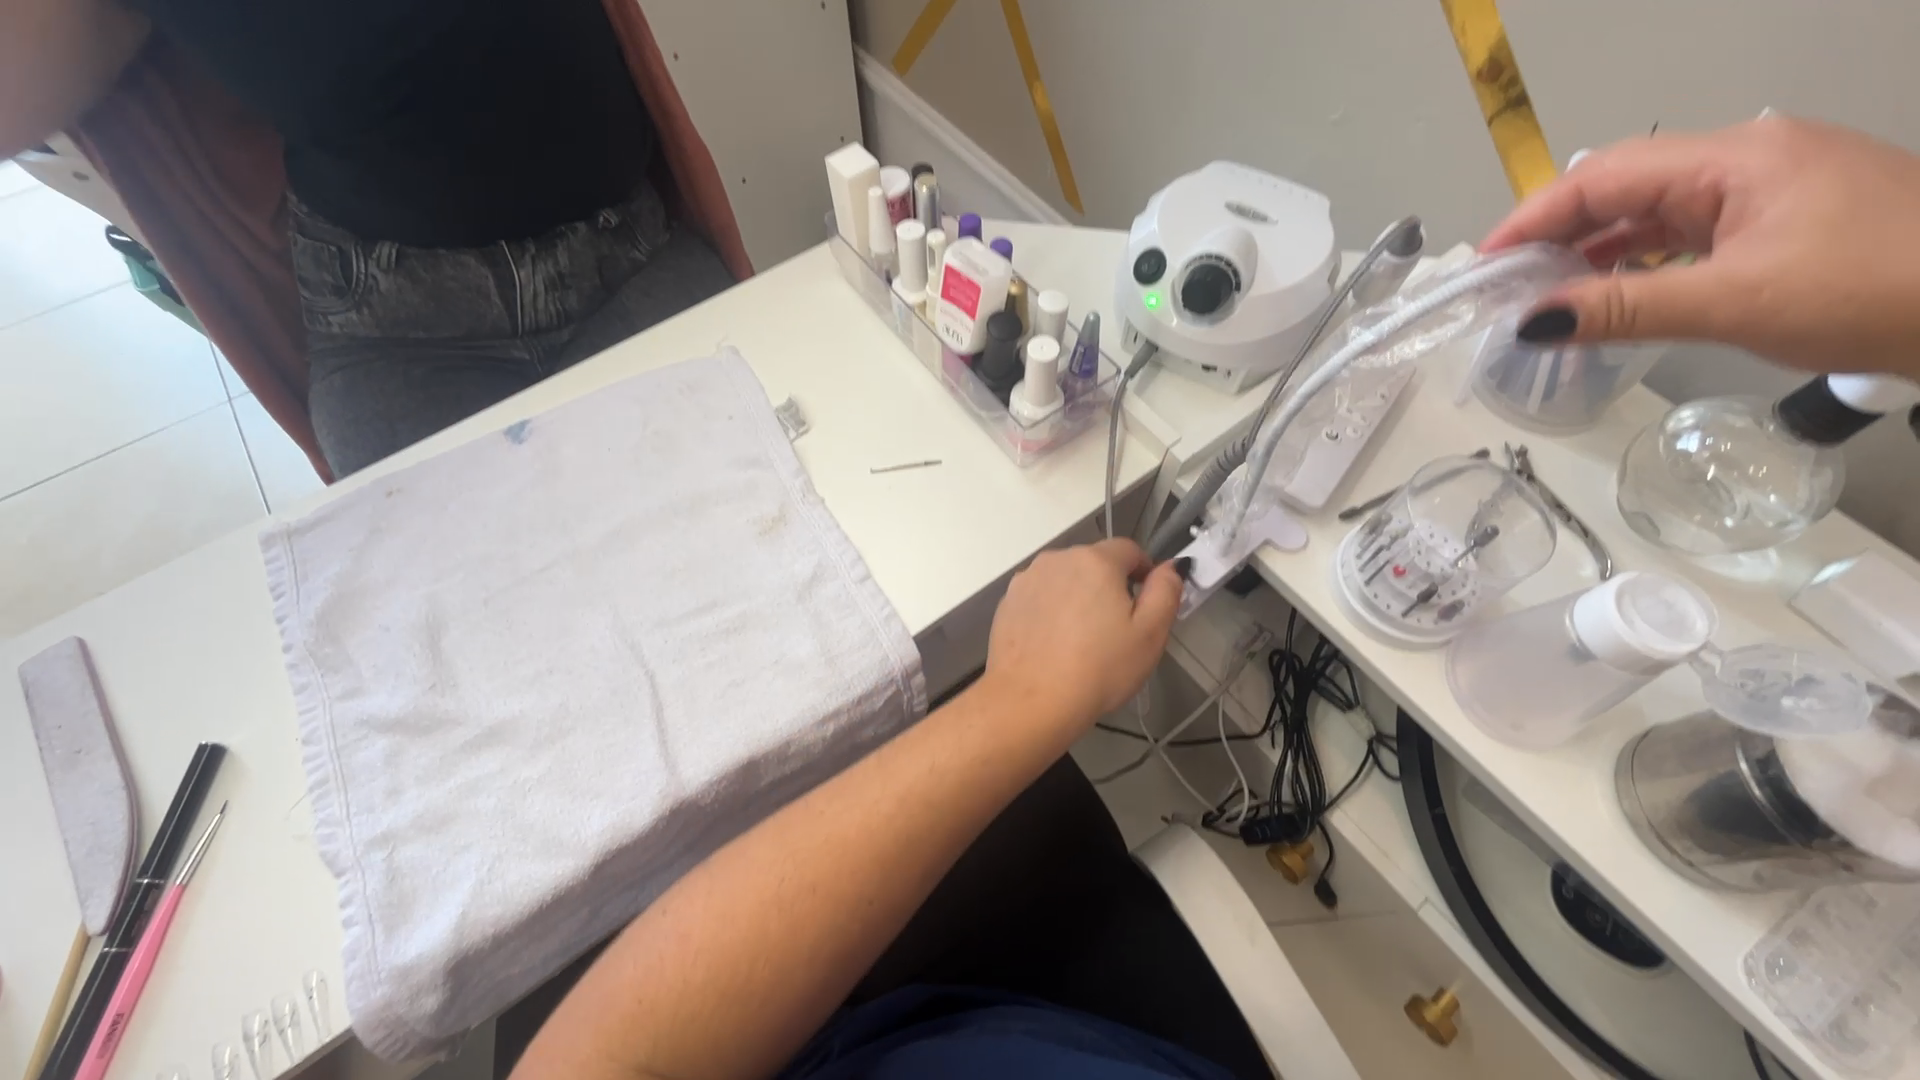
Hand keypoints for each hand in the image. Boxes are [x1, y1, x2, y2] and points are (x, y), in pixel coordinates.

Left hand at [981, 540, 1186, 734]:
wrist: (1031, 701)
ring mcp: (1027, 580)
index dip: (1144, 570)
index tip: (1147, 599)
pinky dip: (1051, 611)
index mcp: (1095, 560)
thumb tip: (1169, 568)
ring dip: (1078, 597)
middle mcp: (1057, 560)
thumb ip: (1166, 591)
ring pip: (1064, 579)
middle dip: (1109, 585)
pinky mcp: (1007, 603)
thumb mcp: (1150, 633)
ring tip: (1083, 639)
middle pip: (1093, 562)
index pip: (1129, 549)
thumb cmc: (1098, 668)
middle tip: (1117, 627)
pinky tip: (1055, 644)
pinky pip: (1040, 597)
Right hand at [1482, 115, 1919, 379]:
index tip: (1481, 267)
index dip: (1530, 219)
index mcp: (1735, 158)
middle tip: (1501, 288)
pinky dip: (1632, 265)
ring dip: (1589, 254)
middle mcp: (1744, 161)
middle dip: (1553, 236)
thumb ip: (1620, 308)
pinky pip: (1681, 236)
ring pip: (1648, 215)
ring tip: (1537, 297)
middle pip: (1620, 189)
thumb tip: (1529, 323)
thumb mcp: (1732, 301)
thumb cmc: (1873, 292)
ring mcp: (1763, 191)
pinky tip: (1604, 295)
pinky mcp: (1776, 222)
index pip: (1601, 177)